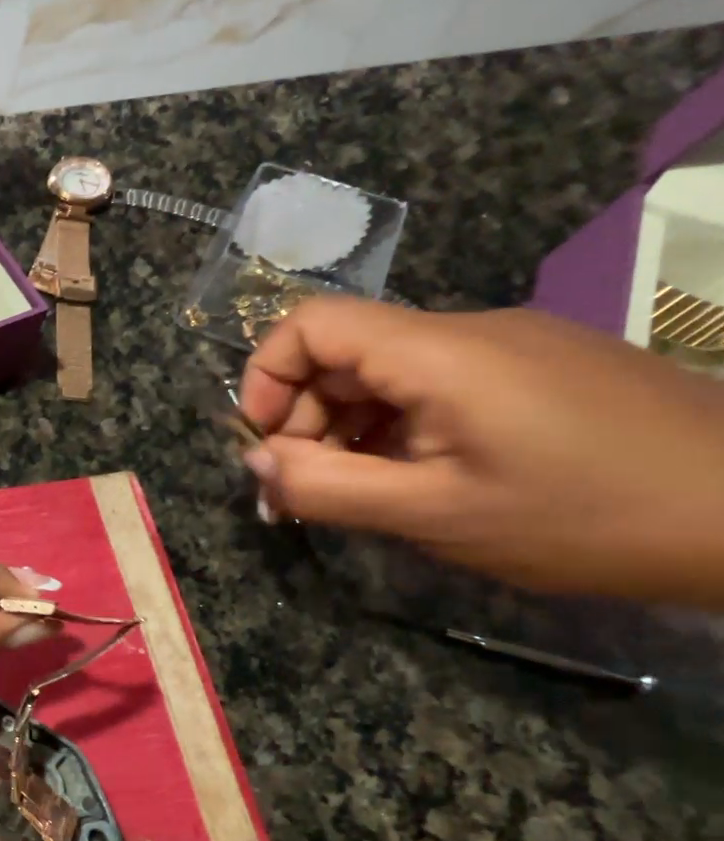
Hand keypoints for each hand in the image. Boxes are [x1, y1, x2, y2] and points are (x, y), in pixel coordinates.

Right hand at [239, 297, 723, 605]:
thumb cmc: (585, 516)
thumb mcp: (434, 514)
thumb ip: (326, 487)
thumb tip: (256, 463)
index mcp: (438, 352)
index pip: (310, 324)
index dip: (265, 377)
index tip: (266, 446)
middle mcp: (471, 331)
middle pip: (345, 351)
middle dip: (305, 418)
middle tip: (309, 490)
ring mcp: (515, 346)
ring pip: (390, 372)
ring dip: (350, 428)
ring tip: (364, 494)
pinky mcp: (546, 368)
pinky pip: (440, 384)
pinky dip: (401, 427)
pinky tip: (423, 479)